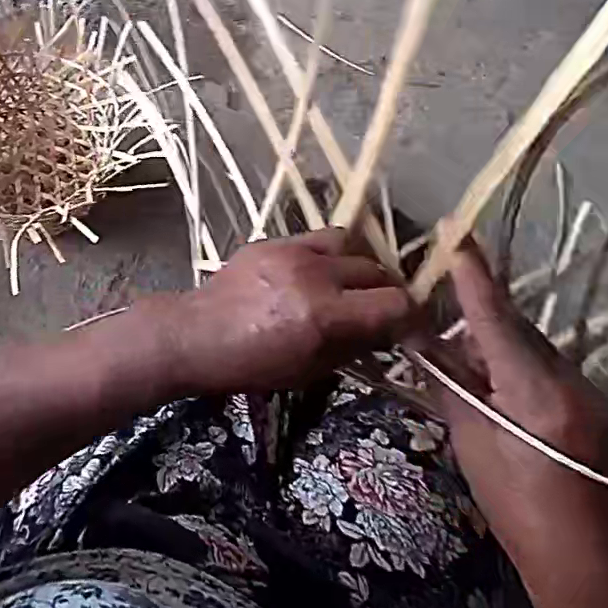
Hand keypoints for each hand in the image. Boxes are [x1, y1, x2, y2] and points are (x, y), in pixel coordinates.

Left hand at [139, 229, 410, 397]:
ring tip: (351, 284)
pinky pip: (318, 237)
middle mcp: (313, 275)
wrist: (198, 334)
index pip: (394, 304)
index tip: (408, 328)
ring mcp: (291, 251)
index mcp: (324, 315)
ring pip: (352, 245)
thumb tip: (388, 330)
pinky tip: (318, 271)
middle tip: (379, 309)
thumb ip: (356, 345)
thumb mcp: (311, 369)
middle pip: (377, 271)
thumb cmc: (252, 364)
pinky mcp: (273, 239)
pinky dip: (330, 254)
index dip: (410, 318)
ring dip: (361, 266)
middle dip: (386, 292)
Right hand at [429, 241, 607, 529]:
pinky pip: (570, 382)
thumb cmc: (523, 519)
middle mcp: (583, 388)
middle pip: (522, 334)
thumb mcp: (474, 448)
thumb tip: (420, 339)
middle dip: (485, 330)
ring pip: (546, 358)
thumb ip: (450, 385)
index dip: (475, 275)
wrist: (606, 592)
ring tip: (487, 395)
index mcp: (540, 396)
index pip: (497, 319)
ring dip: (511, 361)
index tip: (458, 232)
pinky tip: (525, 419)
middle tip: (450, 345)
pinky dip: (539, 384)